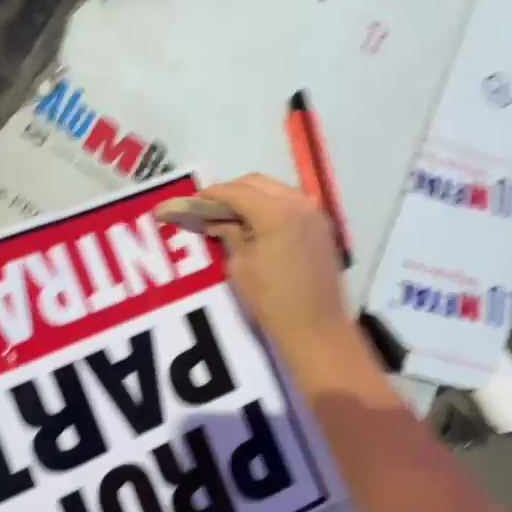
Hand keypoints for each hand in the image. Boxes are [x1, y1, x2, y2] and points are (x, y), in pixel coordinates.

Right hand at [165, 174, 356, 366]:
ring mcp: (313, 212)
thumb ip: (228, 234)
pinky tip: (254, 223)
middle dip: (231, 191)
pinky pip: (289, 202)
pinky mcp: (320, 226)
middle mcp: (298, 203)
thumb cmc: (272, 301)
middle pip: (256, 183)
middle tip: (209, 208)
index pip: (236, 191)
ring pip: (274, 189)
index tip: (191, 201)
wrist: (317, 328)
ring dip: (250, 196)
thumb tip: (215, 220)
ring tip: (229, 215)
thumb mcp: (240, 266)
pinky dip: (269, 205)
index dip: (211, 195)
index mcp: (275, 212)